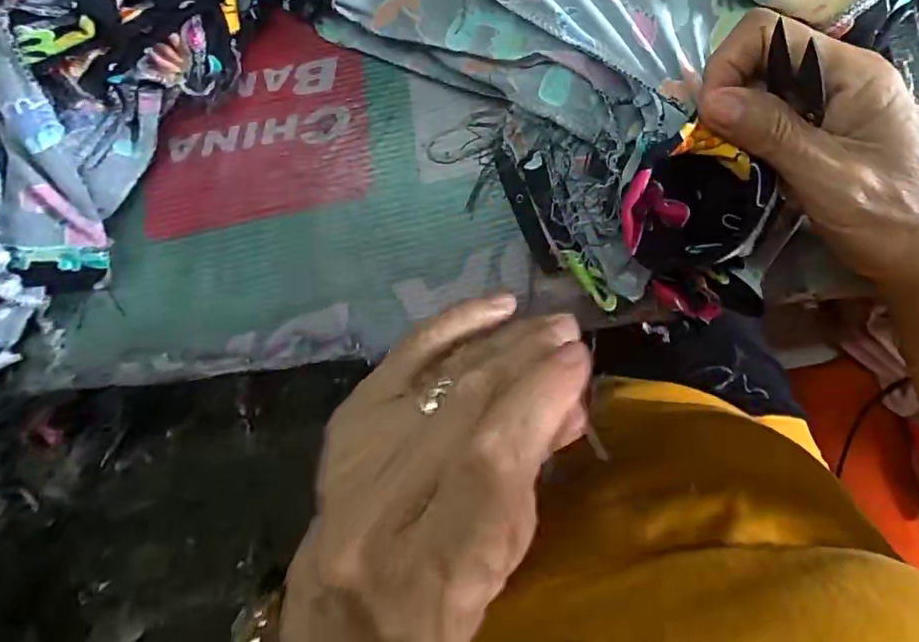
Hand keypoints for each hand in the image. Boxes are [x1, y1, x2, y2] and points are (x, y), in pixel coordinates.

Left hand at [280, 296, 590, 641]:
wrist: (340, 622)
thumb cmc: (434, 612)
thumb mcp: (496, 569)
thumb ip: (528, 483)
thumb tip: (566, 401)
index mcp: (425, 570)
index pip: (488, 462)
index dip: (537, 400)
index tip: (577, 364)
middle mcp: (376, 509)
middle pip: (463, 406)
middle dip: (525, 359)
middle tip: (569, 334)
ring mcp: (351, 460)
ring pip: (439, 376)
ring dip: (500, 341)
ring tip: (546, 324)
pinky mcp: (345, 425)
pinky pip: (403, 357)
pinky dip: (452, 326)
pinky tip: (494, 308)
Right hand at [697, 9, 918, 292]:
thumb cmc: (899, 222)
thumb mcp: (828, 177)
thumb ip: (771, 132)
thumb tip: (711, 99)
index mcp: (852, 72)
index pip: (770, 31)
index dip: (729, 61)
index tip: (710, 111)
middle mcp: (844, 77)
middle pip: (765, 56)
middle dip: (729, 89)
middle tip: (713, 136)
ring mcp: (838, 106)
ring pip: (768, 88)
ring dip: (739, 115)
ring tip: (728, 152)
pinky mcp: (831, 133)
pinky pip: (780, 117)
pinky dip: (755, 134)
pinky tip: (751, 162)